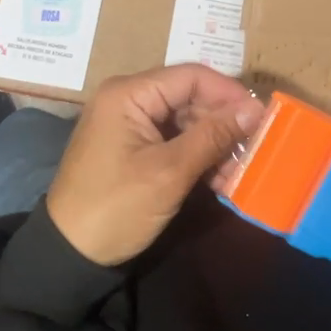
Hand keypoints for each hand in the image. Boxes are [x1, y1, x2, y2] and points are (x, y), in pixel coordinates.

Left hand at [46, 64, 265, 266]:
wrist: (68, 254)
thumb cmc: (117, 207)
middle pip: (190, 97)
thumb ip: (213, 135)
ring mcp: (129, 123)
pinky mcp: (133, 146)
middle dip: (225, 122)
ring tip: (242, 171)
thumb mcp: (170, 172)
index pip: (192, 76)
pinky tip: (222, 179)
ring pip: (186, 120)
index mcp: (130, 93)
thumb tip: (254, 108)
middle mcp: (129, 98)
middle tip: (256, 148)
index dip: (230, 93)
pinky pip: (174, 139)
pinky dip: (198, 156)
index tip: (263, 117)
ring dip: (215, 143)